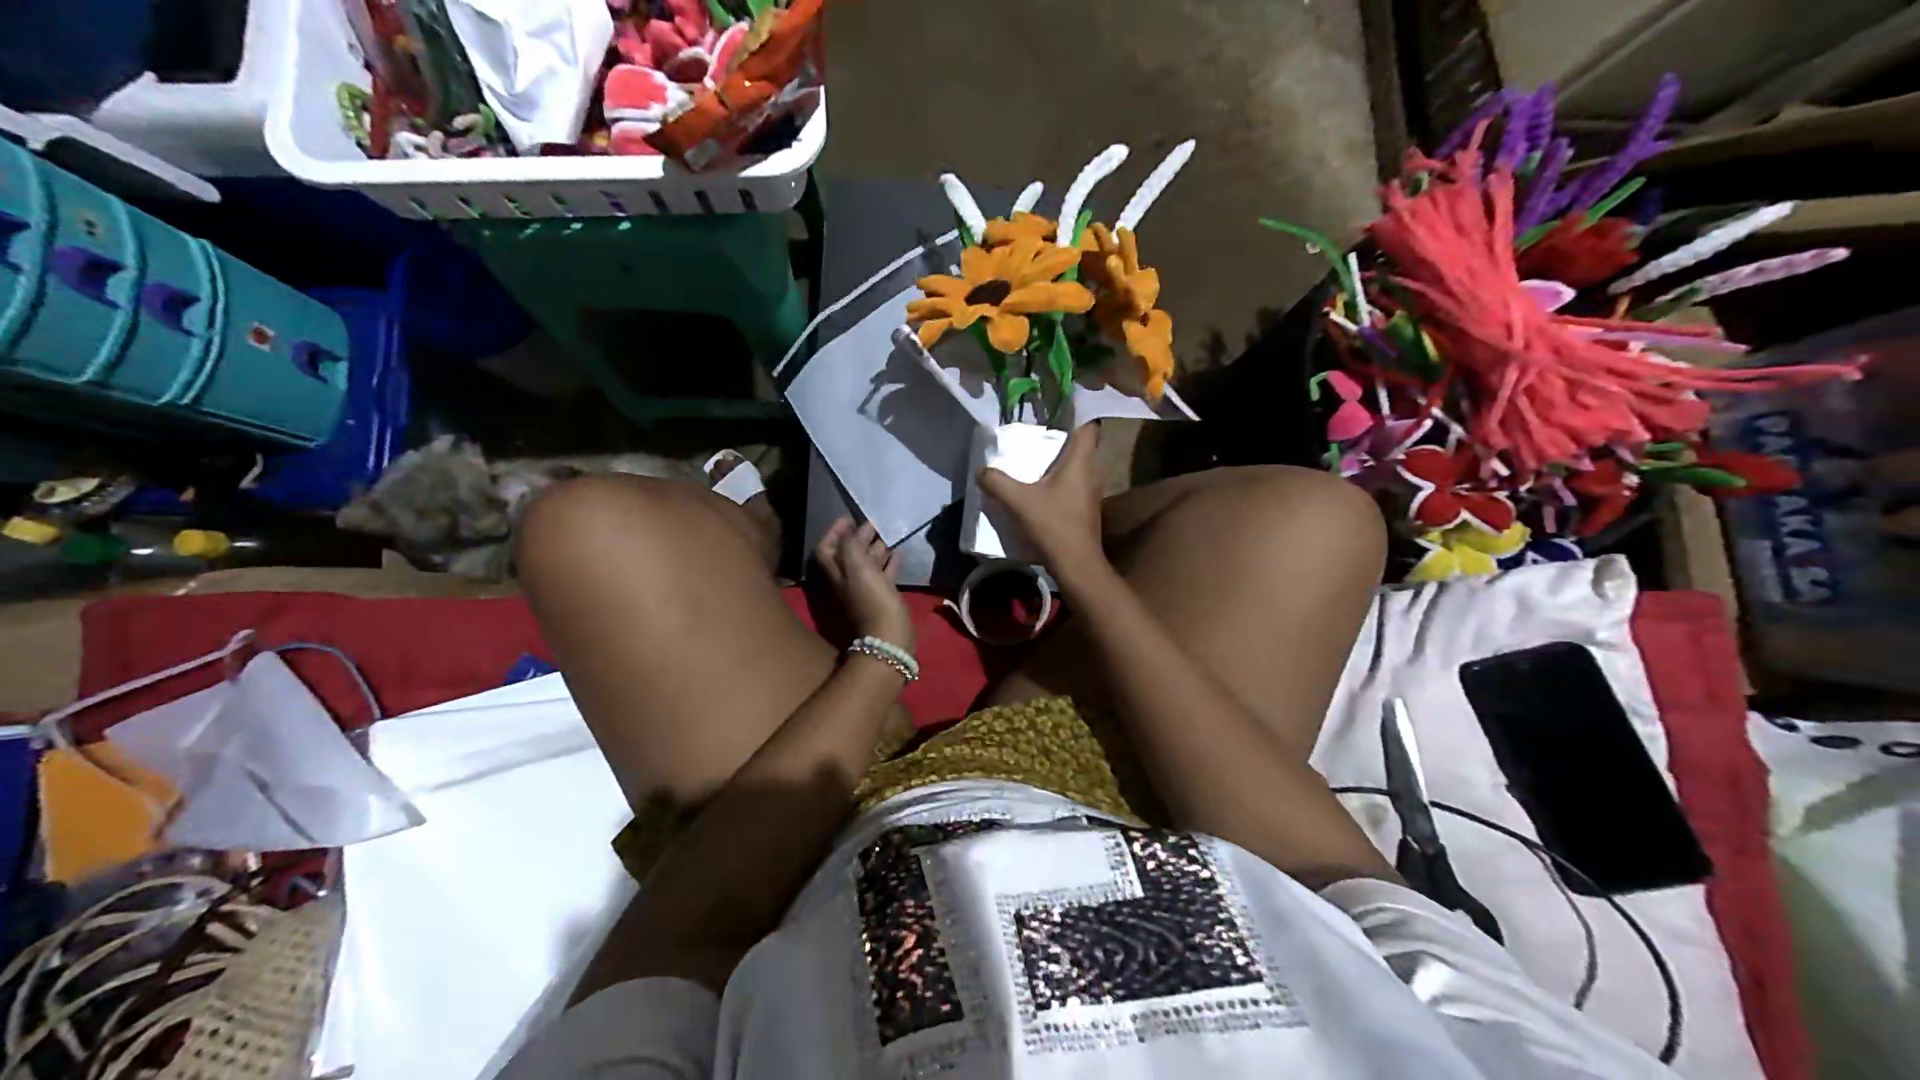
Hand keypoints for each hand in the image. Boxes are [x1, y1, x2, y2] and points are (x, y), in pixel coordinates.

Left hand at [815, 518, 913, 649]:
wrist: (889, 637)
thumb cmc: (872, 599)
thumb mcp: (858, 567)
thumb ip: (850, 546)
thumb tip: (851, 531)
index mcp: (837, 573)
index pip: (826, 549)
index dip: (834, 532)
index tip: (848, 518)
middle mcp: (847, 581)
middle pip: (848, 555)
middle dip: (858, 537)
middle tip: (873, 524)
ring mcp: (865, 591)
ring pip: (867, 564)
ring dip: (875, 548)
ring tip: (888, 535)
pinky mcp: (883, 598)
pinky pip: (884, 576)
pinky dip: (889, 563)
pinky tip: (899, 553)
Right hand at [977, 422, 1108, 578]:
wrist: (1077, 564)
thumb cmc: (1053, 525)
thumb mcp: (1018, 501)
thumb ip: (997, 482)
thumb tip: (981, 470)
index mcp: (1080, 461)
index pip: (1090, 425)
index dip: (1078, 412)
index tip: (1059, 406)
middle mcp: (1091, 471)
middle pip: (1082, 445)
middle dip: (1062, 437)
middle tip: (1038, 434)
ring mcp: (1091, 491)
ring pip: (1078, 466)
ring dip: (1060, 461)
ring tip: (1036, 459)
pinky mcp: (1086, 508)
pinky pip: (1074, 484)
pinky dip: (1060, 480)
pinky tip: (1041, 489)